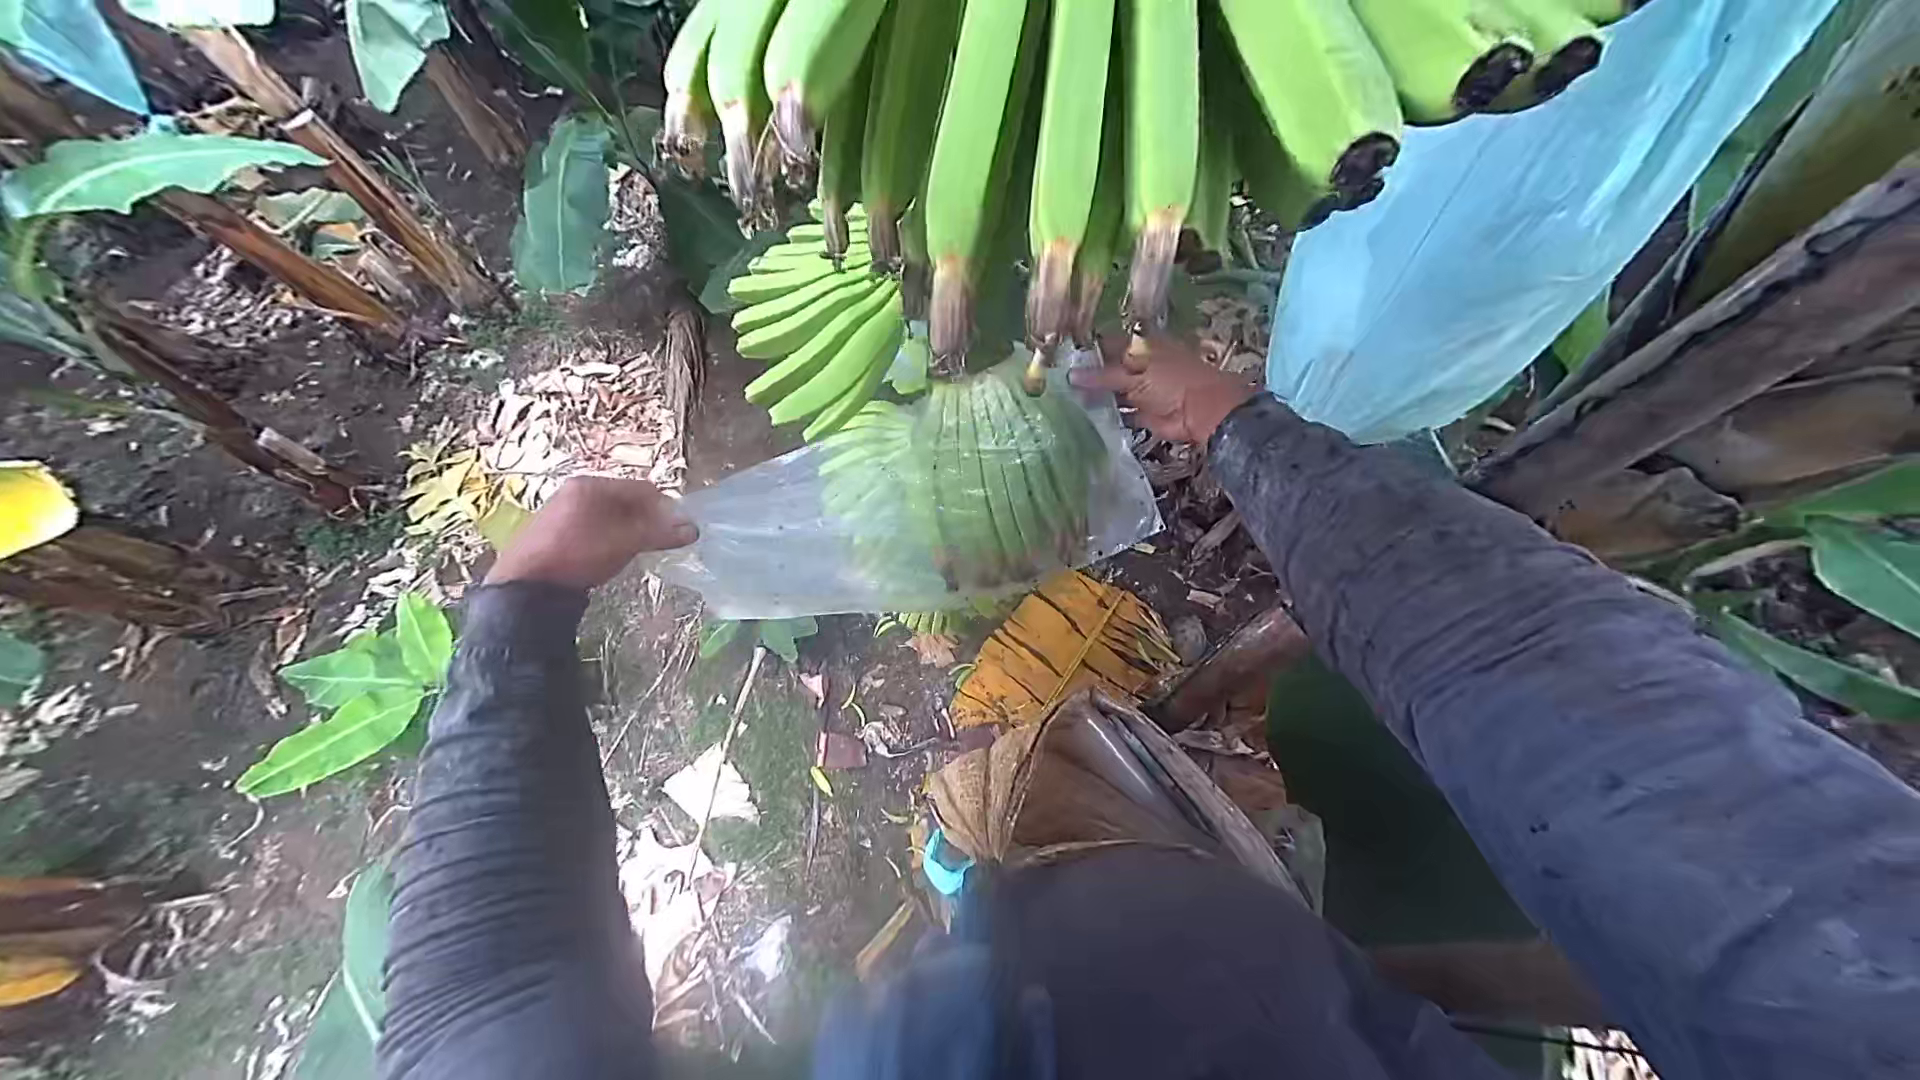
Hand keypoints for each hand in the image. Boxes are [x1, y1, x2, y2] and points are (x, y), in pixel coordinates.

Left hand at [486, 476, 697, 589]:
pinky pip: (595, 525)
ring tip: (635, 550)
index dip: (665, 508)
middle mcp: (576, 490)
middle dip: (647, 519)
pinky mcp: (555, 530)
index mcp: (592, 485)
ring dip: (630, 529)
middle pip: (627, 500)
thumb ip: (660, 532)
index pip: (643, 488)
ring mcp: (563, 509)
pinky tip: (610, 554)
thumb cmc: (579, 554)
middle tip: (657, 542)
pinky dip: (611, 536)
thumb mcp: (626, 542)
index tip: (675, 530)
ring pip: (611, 514)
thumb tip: (694, 529)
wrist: (526, 585)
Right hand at [1069, 334, 1259, 444]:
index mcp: (1138, 347)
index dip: (1086, 349)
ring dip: (1093, 397)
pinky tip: (1081, 416)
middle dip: (1085, 375)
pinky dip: (1104, 415)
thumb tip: (1070, 375)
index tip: (1059, 357)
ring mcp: (1138, 390)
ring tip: (1063, 399)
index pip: (1106, 344)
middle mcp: (1137, 366)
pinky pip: (1117, 412)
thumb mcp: (1134, 374)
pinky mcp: (1140, 413)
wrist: (1200, 411)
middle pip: (1106, 369)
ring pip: (1110, 391)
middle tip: (1055, 381)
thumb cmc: (1172, 382)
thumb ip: (1102, 376)